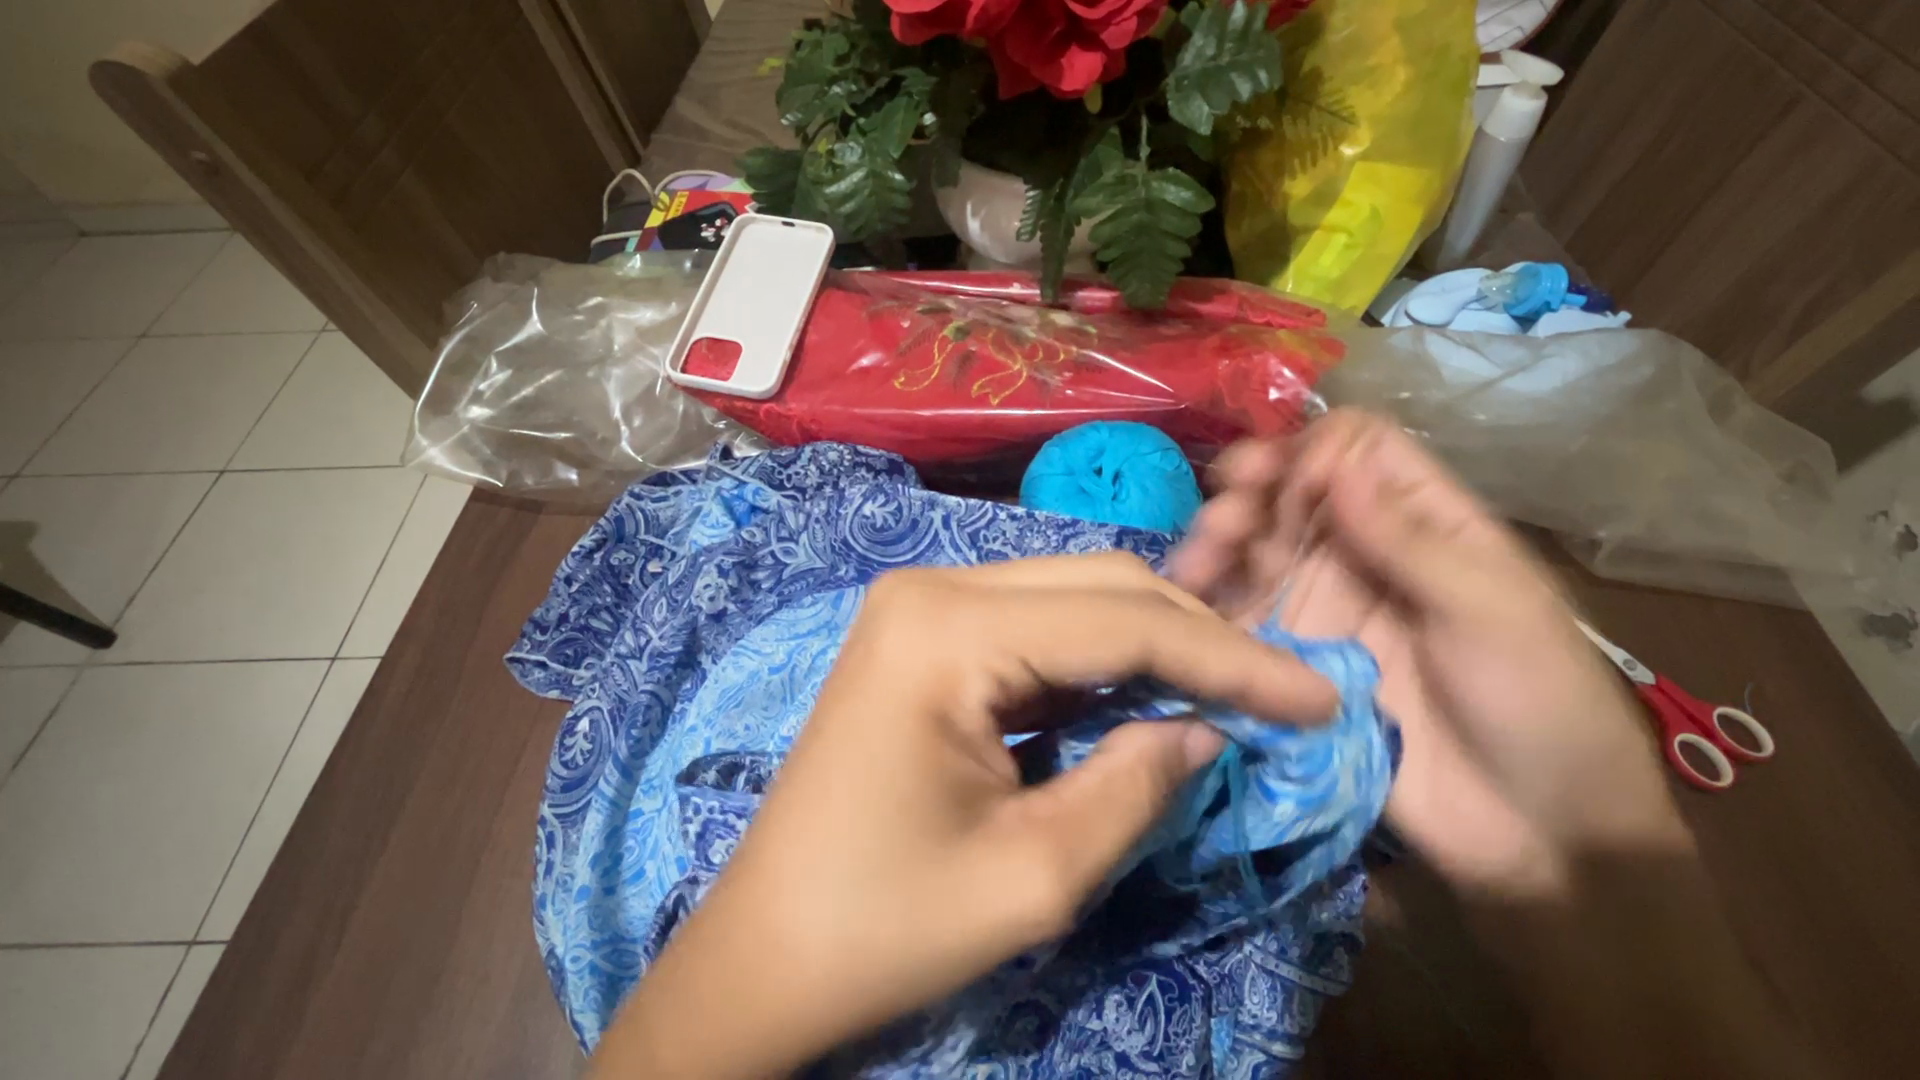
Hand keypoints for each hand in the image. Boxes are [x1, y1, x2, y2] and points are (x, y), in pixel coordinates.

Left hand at [594, 553, 1336, 1079]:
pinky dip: (1099, 663)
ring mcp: (920, 609)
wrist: (765, 954)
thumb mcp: (1035, 875)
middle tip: (1284, 697)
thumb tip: (1206, 729)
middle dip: (1198, 640)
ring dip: (1154, 646)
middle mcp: (931, 589)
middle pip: (1100, 587)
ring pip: (1071, 600)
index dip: (1233, 660)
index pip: (1123, 621)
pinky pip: (1032, 631)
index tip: (1321, 700)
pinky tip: (1151, 696)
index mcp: (946, 629)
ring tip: (1237, 696)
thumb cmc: (885, 925)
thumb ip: (1137, 787)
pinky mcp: (920, 640)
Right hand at [1168, 410, 1689, 895]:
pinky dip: (1206, 601)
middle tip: (1223, 514)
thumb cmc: (1538, 704)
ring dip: (1218, 539)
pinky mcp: (1287, 661)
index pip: (1358, 450)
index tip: (1292, 483)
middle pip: (1290, 495)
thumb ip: (1408, 537)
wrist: (1533, 835)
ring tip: (1196, 560)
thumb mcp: (1492, 609)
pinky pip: (1237, 617)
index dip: (1318, 450)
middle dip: (1251, 491)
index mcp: (1426, 525)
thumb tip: (1333, 459)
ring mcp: (1320, 608)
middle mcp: (1363, 555)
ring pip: (1253, 548)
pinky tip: (1184, 600)